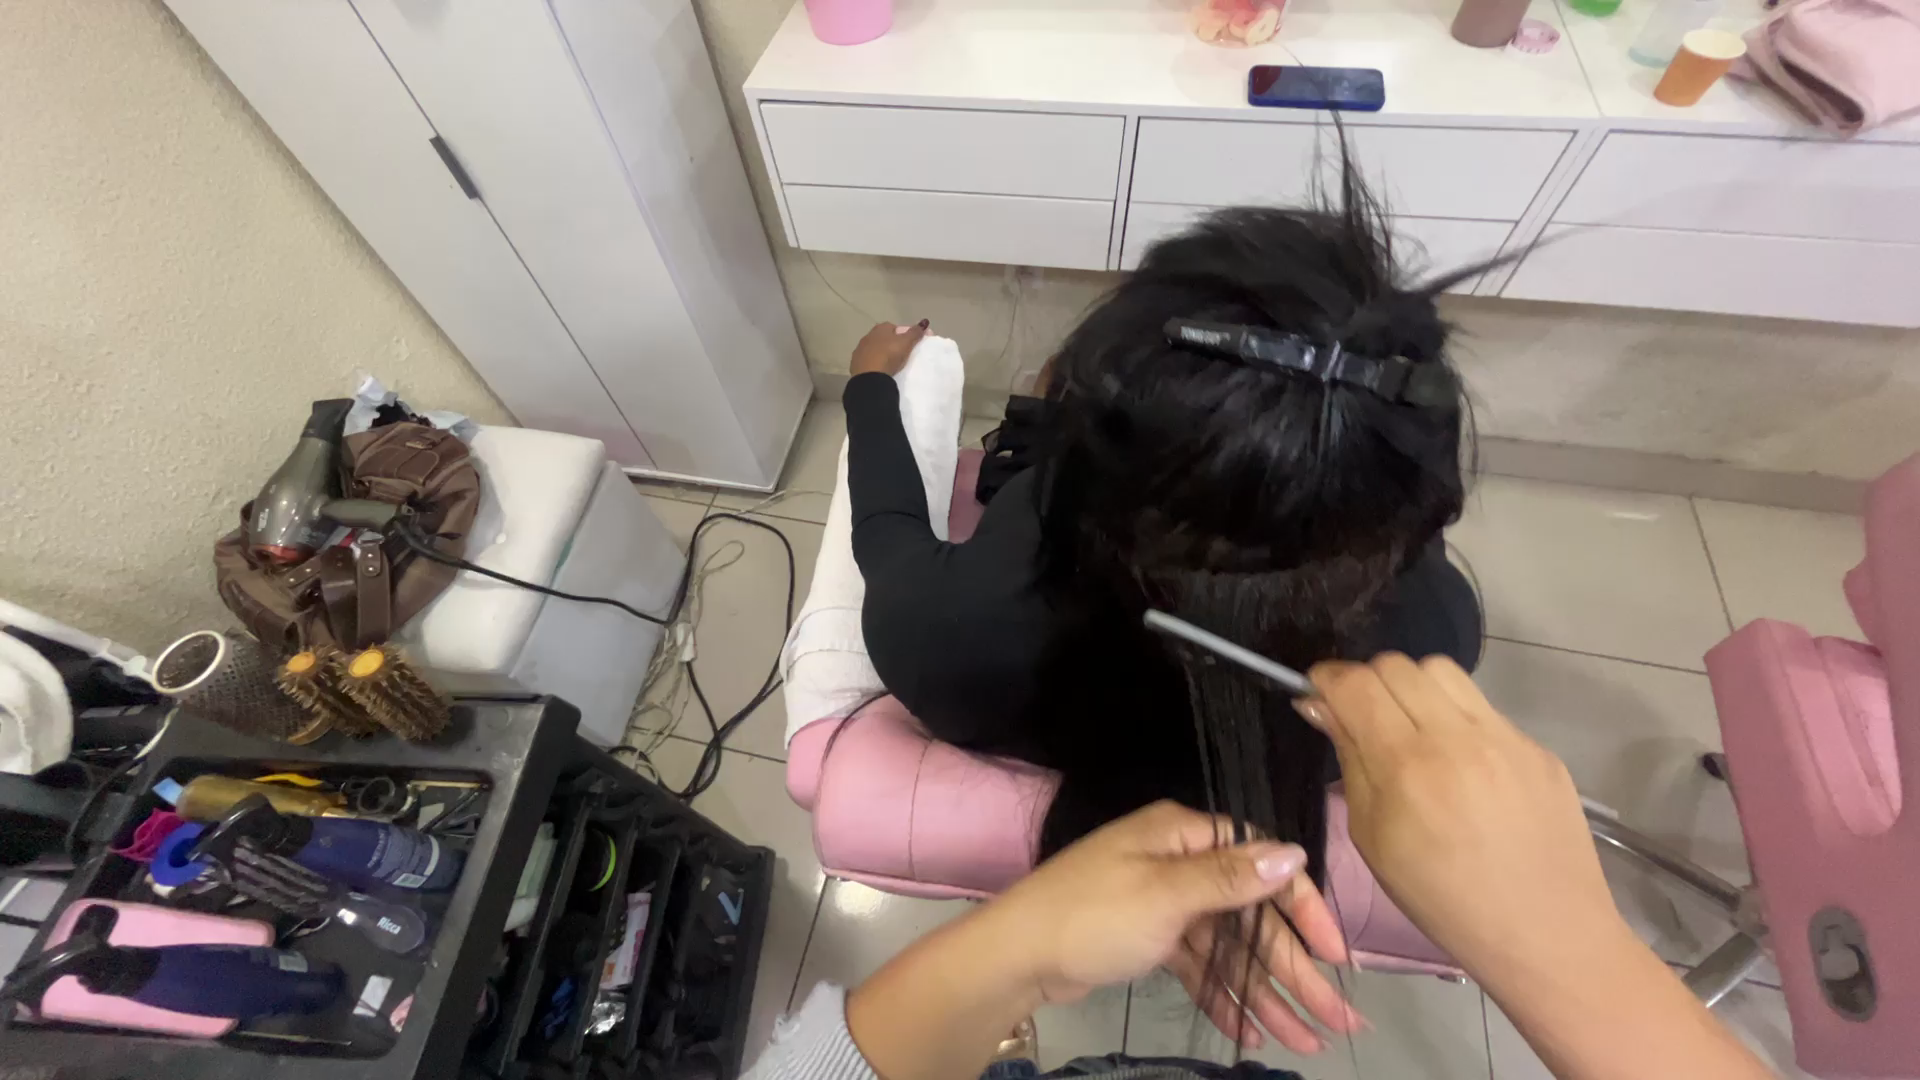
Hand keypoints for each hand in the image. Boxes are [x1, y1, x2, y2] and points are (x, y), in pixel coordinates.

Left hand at [850, 320, 928, 376]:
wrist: (870, 376)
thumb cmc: (889, 355)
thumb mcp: (906, 343)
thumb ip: (915, 333)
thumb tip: (924, 322)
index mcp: (880, 328)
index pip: (893, 327)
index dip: (902, 335)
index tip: (907, 345)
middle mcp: (868, 336)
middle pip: (882, 338)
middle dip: (890, 344)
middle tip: (900, 355)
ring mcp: (860, 350)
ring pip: (873, 349)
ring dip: (880, 353)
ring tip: (889, 365)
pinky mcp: (855, 364)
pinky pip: (867, 361)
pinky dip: (873, 364)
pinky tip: (879, 371)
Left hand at [983, 800, 1362, 1052]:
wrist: (1020, 952)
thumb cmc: (1094, 913)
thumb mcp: (1165, 893)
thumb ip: (1229, 877)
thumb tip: (1292, 849)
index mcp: (1180, 835)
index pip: (1257, 859)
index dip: (1299, 905)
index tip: (1334, 955)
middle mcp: (1175, 860)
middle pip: (1246, 911)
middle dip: (1291, 966)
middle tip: (1338, 1023)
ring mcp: (1161, 900)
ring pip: (1225, 943)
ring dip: (1264, 990)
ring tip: (1307, 1043)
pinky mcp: (1147, 935)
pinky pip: (1197, 963)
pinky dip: (1222, 993)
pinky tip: (1252, 1032)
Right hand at [1298, 655, 1622, 977]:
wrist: (1548, 936)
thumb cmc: (1439, 895)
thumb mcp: (1369, 834)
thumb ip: (1347, 757)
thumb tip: (1319, 704)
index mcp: (1407, 767)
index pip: (1354, 684)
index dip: (1326, 678)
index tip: (1316, 691)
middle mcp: (1457, 739)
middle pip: (1394, 665)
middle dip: (1365, 680)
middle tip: (1362, 713)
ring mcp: (1505, 739)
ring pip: (1439, 669)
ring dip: (1410, 686)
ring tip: (1410, 724)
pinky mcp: (1537, 748)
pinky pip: (1480, 705)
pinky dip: (1453, 714)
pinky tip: (1458, 757)